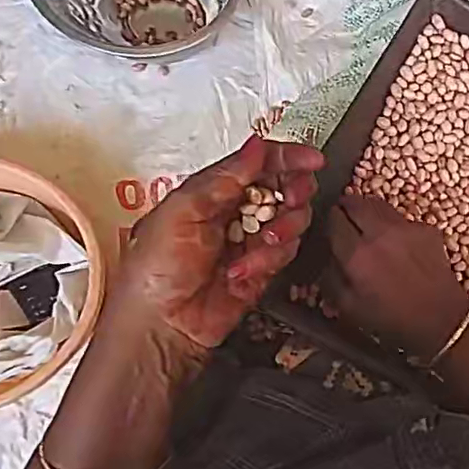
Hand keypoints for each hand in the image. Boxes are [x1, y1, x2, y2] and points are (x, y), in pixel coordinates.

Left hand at [113, 136, 323, 349]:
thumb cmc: (156, 267)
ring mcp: (253, 239)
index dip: (288, 157)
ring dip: (284, 229)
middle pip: (286, 188)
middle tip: (290, 200)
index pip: (259, 163)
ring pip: (294, 220)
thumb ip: (223, 178)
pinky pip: (287, 253)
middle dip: (294, 193)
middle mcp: (237, 210)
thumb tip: (256, 146)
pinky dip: (269, 261)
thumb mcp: (182, 211)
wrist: (163, 322)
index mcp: (215, 189)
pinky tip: (242, 271)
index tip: (313, 160)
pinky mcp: (265, 267)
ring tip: (262, 243)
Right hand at [321, 195, 468, 360]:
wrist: (441, 320)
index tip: (329, 229)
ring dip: (368, 211)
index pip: (333, 219)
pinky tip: (396, 243)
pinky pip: (402, 218)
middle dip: (346, 208)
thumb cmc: (392, 320)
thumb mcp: (350, 308)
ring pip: (379, 205)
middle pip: (355, 203)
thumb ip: (330, 278)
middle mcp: (380, 234)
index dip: (328, 222)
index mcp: (357, 255)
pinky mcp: (427, 229)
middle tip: (344, 218)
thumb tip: (326, 258)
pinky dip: (393, 225)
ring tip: (367, 226)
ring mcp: (406, 228)